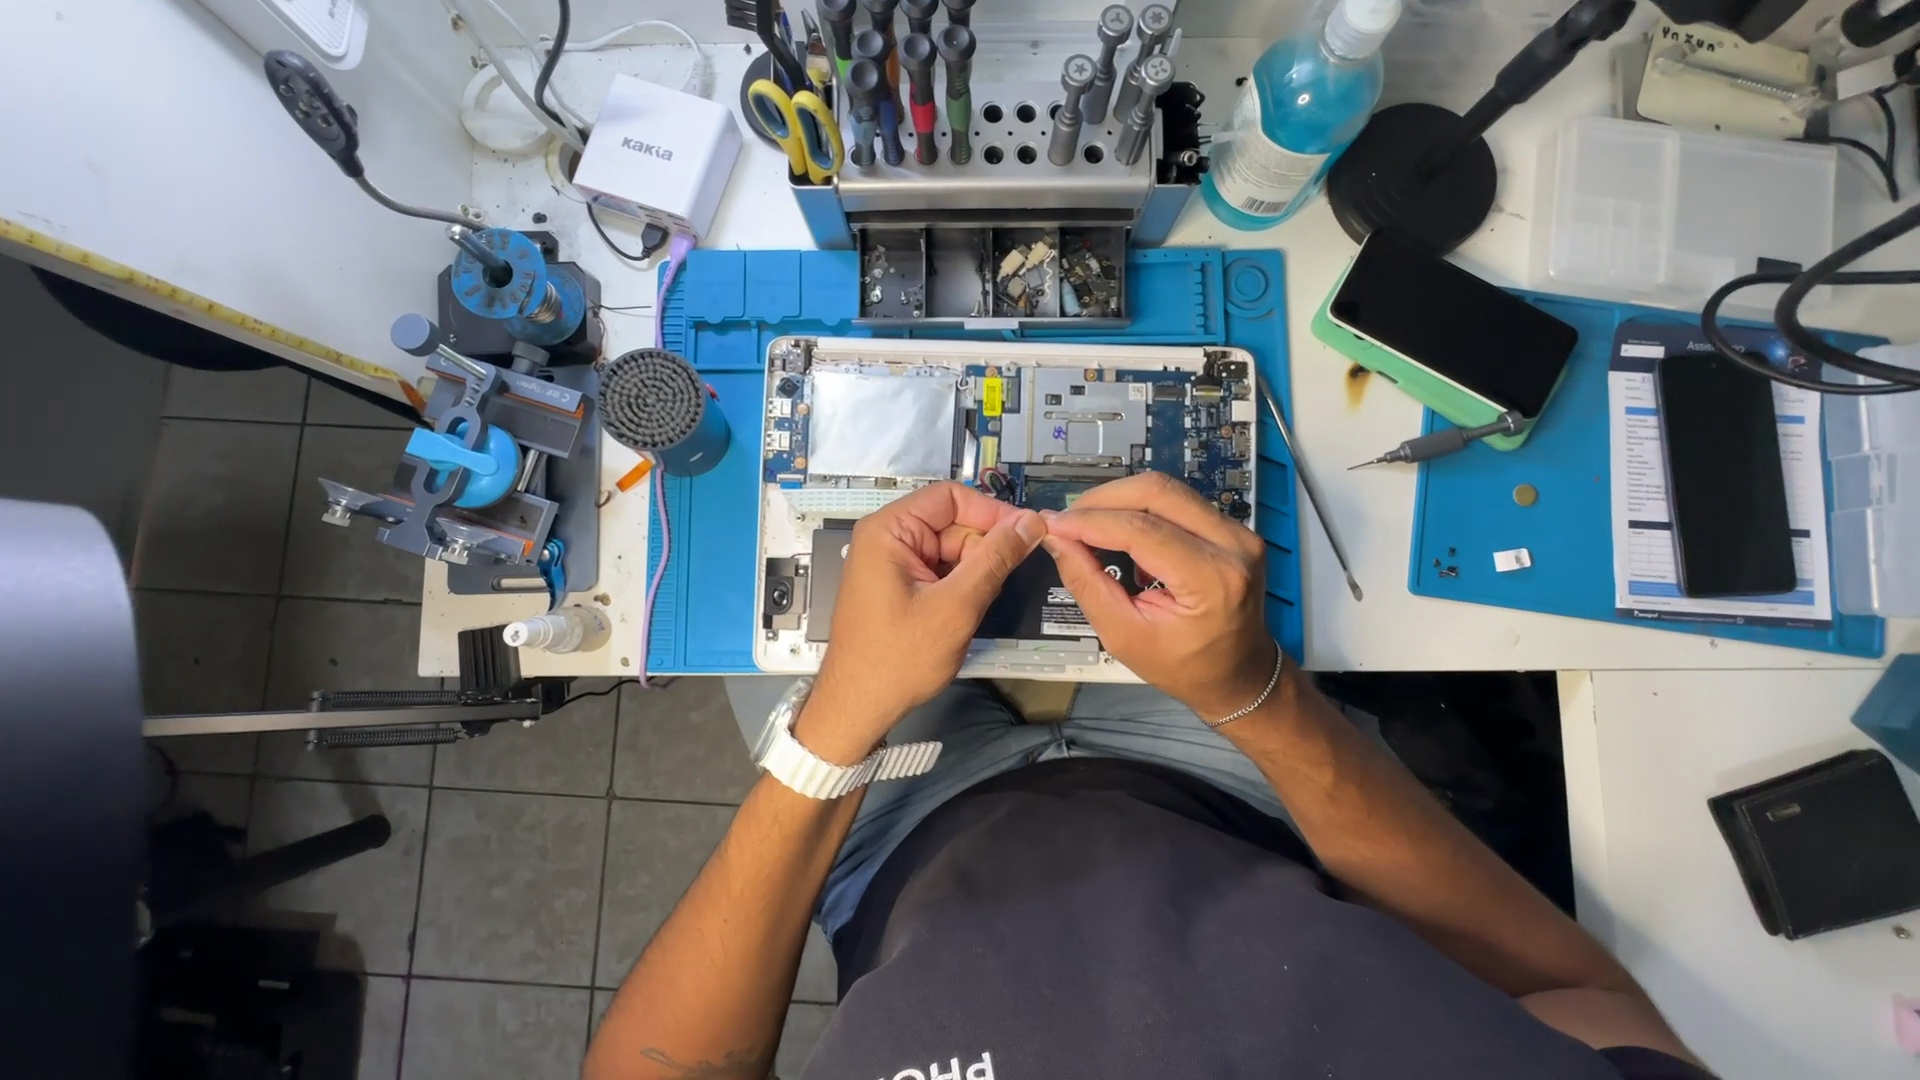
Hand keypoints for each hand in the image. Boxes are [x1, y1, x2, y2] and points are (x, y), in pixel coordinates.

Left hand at [798, 482, 1045, 762]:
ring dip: (973, 572)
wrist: (858, 707)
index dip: (992, 512)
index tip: (1027, 534)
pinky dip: (960, 586)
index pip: (951, 497)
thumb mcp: (956, 606)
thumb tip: (1030, 523)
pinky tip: (965, 610)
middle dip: (982, 549)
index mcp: (889, 530)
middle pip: (953, 523)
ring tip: (977, 604)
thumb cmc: (897, 658)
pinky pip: (941, 571)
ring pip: (952, 550)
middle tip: (1002, 581)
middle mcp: (887, 538)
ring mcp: (892, 563)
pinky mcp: (899, 586)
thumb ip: (995, 559)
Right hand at [1041, 472, 1277, 719]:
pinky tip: (1116, 528)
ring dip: (1118, 499)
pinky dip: (1139, 507)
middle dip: (1102, 499)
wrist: (1239, 674)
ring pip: (1166, 489)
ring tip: (1086, 523)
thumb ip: (1088, 584)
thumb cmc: (1183, 666)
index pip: (1141, 530)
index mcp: (1212, 580)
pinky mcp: (1232, 527)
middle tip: (1067, 519)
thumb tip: (1056, 539)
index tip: (1052, 524)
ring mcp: (1237, 532)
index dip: (1090, 522)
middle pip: (1156, 492)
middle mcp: (1233, 545)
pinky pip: (1177, 501)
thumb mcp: (1124, 637)